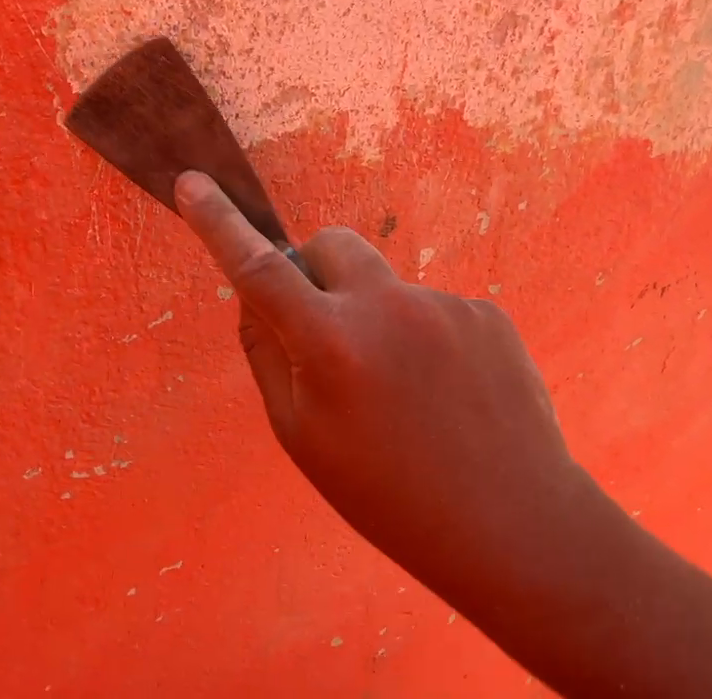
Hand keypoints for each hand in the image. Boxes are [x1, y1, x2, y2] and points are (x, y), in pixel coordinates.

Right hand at [173, 171, 600, 606]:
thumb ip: (266, 353)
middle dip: (312, 270)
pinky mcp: (490, 315)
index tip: (192, 183)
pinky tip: (443, 391)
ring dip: (371, 314)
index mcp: (331, 344)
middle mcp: (387, 309)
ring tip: (402, 389)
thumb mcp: (299, 433)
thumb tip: (254, 298)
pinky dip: (419, 335)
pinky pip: (428, 306)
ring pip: (381, 283)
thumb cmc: (385, 493)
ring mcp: (446, 306)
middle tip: (322, 330)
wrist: (519, 529)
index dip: (218, 221)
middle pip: (328, 244)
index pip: (258, 268)